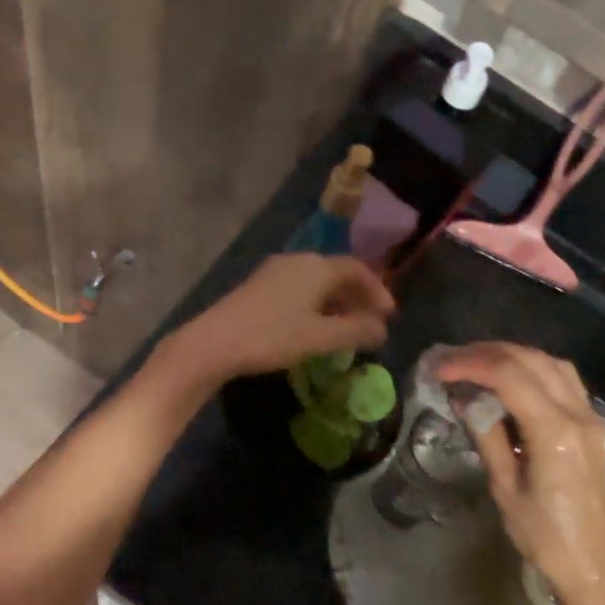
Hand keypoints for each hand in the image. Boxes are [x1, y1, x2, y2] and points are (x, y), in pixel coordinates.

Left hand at [163, 254, 395, 386]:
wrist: (214, 342)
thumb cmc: (272, 337)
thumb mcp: (320, 338)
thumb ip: (355, 331)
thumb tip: (382, 329)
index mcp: (316, 267)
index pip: (357, 269)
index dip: (377, 290)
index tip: (389, 315)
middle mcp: (297, 261)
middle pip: (336, 272)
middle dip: (358, 295)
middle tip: (372, 320)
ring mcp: (274, 272)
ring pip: (316, 281)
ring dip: (337, 301)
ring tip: (347, 326)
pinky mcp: (258, 286)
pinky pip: (299, 288)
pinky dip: (317, 303)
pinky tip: (314, 325)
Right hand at [433, 343, 604, 604]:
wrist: (589, 561)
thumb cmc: (542, 535)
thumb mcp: (504, 486)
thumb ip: (488, 436)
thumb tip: (465, 399)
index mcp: (555, 432)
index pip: (511, 376)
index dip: (471, 364)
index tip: (438, 368)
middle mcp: (577, 414)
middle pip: (532, 361)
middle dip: (487, 353)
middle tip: (449, 361)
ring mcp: (589, 417)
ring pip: (551, 364)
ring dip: (511, 357)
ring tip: (474, 365)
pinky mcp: (590, 425)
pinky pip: (562, 380)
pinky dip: (531, 370)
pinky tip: (507, 382)